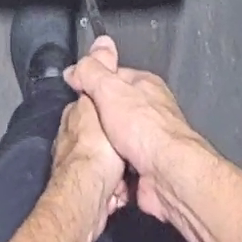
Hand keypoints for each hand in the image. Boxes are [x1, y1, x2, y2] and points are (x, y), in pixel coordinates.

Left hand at [51, 95, 127, 241]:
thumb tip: (102, 59)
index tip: (127, 111)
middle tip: (132, 144)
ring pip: (106, 161)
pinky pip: (106, 184)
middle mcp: (70, 140)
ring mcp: (75, 167)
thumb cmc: (97, 146)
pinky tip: (121, 189)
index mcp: (72, 116)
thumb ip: (100, 83)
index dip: (112, 107)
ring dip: (118, 167)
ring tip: (129, 170)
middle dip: (117, 141)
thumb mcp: (103, 103)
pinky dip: (114, 187)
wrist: (87, 194)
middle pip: (102, 134)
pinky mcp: (84, 191)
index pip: (94, 103)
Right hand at [66, 37, 209, 219]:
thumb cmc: (141, 126)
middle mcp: (150, 110)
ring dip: (102, 151)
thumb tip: (73, 68)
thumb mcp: (110, 90)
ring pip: (114, 142)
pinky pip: (120, 166)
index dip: (92, 86)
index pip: (112, 78)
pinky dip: (110, 171)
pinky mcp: (146, 166)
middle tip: (80, 131)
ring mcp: (149, 140)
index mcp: (145, 85)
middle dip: (95, 124)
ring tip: (88, 155)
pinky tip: (100, 173)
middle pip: (111, 112)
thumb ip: (91, 74)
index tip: (75, 98)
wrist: (167, 174)